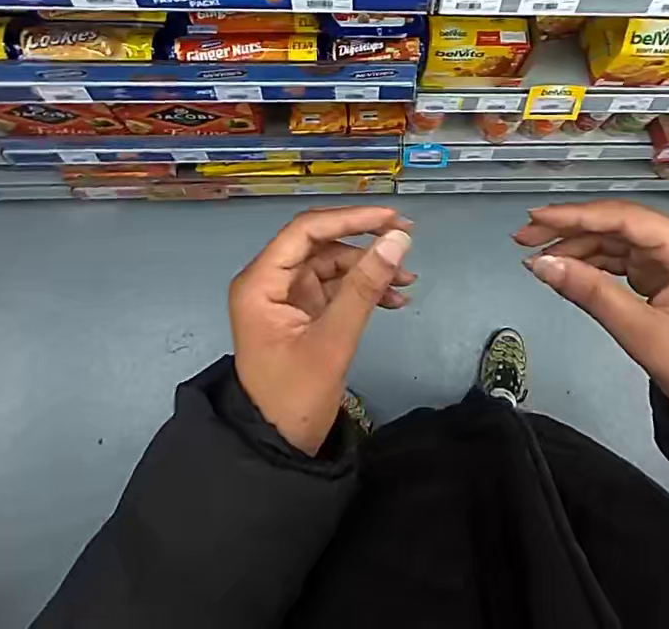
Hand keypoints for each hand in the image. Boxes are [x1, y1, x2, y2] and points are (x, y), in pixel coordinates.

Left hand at [229, 206, 415, 455]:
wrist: (276, 450)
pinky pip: (338, 287)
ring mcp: (288, 295)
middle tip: (406, 238)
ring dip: (370, 269)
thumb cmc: (293, 399)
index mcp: (261, 281)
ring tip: (407, 281)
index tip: (390, 219)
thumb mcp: (333, 341)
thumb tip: (397, 240)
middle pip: (322, 243)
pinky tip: (394, 300)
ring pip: (334, 264)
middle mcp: (271, 280)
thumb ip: (364, 287)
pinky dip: (365, 290)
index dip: (350, 219)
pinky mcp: (304, 311)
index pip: (307, 230)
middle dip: (365, 241)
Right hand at [513, 200, 668, 424]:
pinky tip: (562, 268)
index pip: (626, 220)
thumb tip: (542, 264)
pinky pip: (616, 258)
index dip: (578, 216)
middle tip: (524, 236)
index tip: (538, 217)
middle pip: (616, 224)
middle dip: (569, 228)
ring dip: (573, 245)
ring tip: (535, 255)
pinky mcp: (659, 273)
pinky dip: (587, 262)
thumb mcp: (644, 335)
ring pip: (612, 239)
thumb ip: (591, 294)